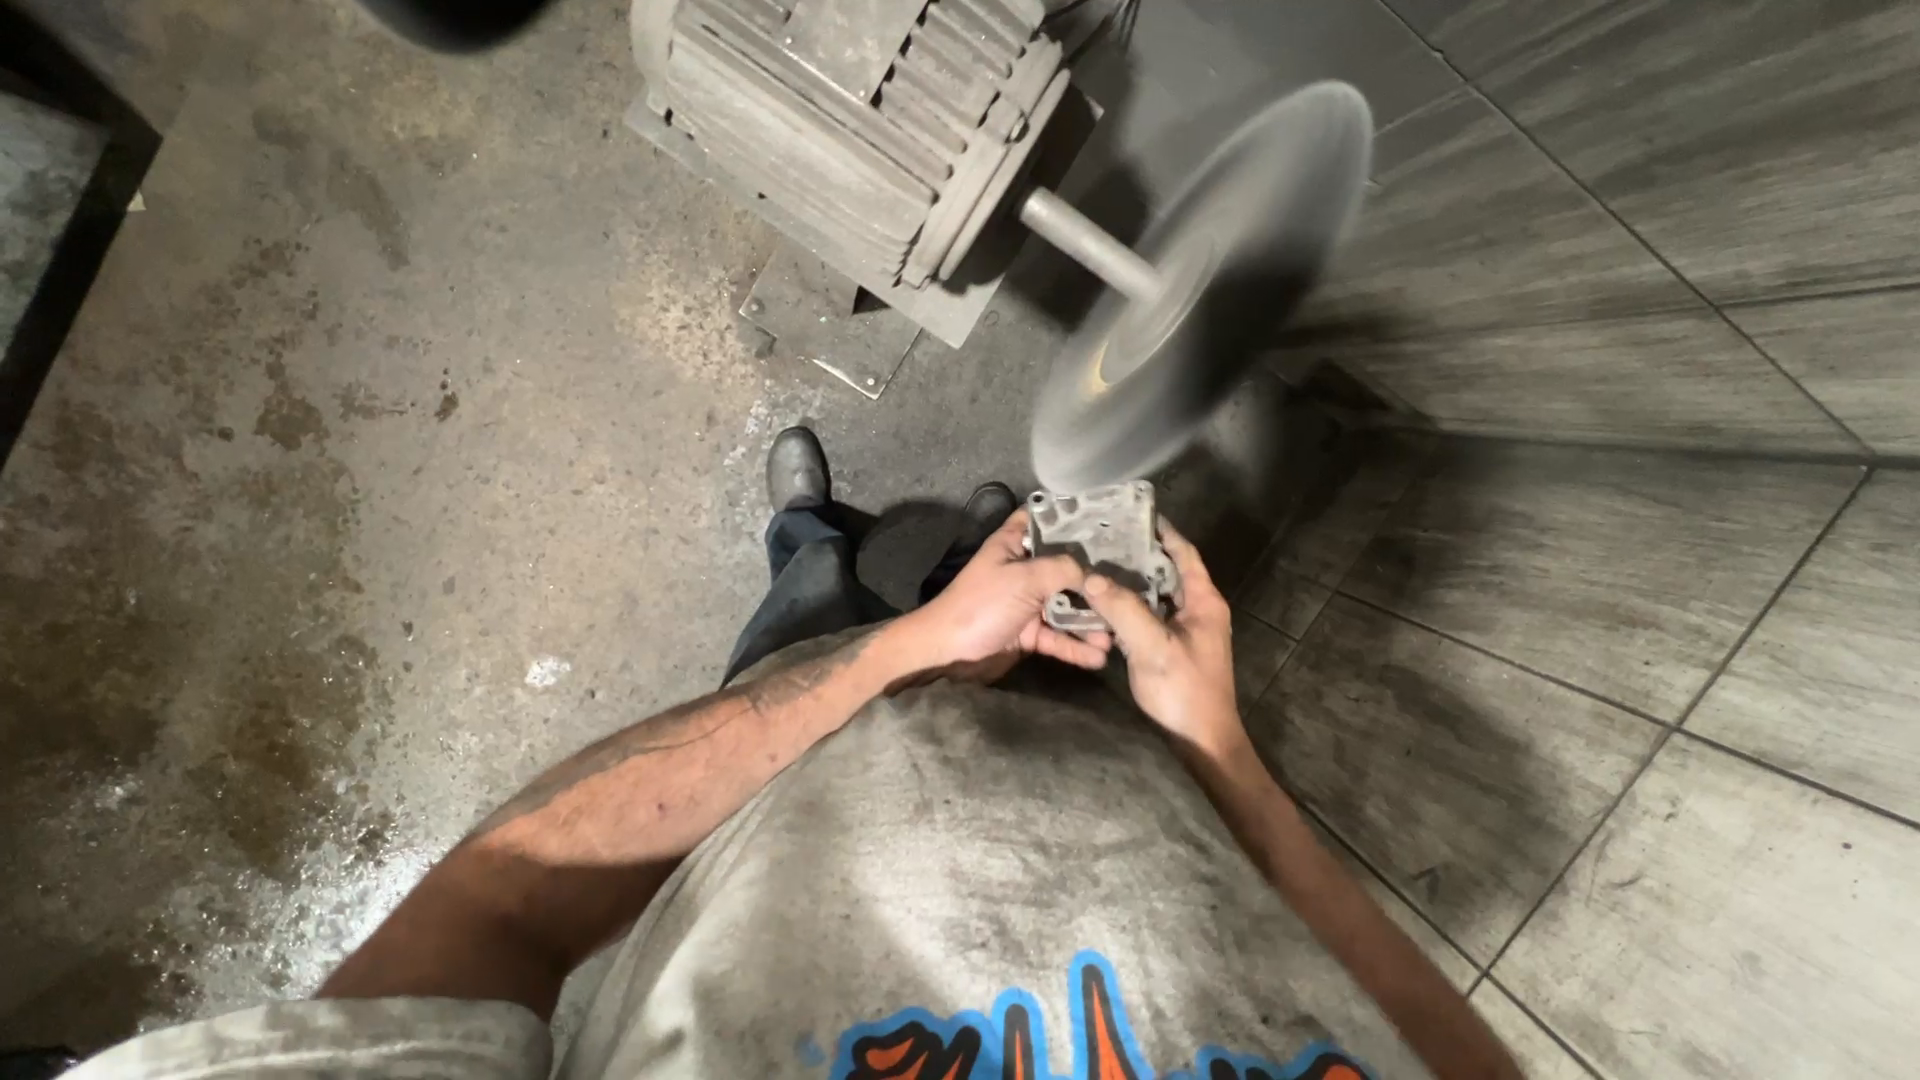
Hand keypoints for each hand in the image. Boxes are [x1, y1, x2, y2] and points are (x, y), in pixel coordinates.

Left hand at [892, 509, 1111, 681]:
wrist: (947, 653)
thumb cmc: (981, 604)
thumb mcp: (1023, 578)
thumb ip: (1063, 570)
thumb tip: (1096, 575)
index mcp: (1014, 544)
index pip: (1046, 520)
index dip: (1073, 519)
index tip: (1110, 523)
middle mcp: (1023, 570)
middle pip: (1066, 568)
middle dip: (1095, 579)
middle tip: (1132, 584)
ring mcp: (1026, 603)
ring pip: (1066, 606)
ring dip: (1090, 620)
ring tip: (1118, 632)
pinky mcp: (1028, 634)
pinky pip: (1058, 638)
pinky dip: (1076, 647)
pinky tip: (1099, 657)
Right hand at [1082, 518, 1244, 758]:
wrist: (1201, 741)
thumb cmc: (1184, 691)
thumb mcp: (1153, 646)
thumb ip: (1123, 609)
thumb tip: (1090, 577)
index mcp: (1204, 602)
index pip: (1185, 554)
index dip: (1163, 532)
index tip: (1135, 512)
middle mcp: (1197, 610)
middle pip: (1167, 570)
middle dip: (1139, 552)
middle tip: (1104, 535)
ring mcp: (1184, 630)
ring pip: (1155, 594)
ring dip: (1131, 578)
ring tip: (1097, 561)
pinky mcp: (1170, 647)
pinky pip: (1147, 615)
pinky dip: (1127, 604)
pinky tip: (1101, 600)